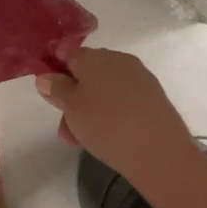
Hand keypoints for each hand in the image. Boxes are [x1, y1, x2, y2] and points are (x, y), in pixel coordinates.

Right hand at [36, 48, 201, 183]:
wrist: (160, 152)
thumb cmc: (107, 125)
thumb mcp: (71, 108)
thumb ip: (56, 89)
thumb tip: (45, 76)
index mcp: (93, 56)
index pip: (67, 55)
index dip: (56, 73)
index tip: (52, 97)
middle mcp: (117, 59)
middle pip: (87, 74)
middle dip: (73, 99)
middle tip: (67, 129)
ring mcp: (139, 77)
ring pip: (105, 90)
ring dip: (91, 110)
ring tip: (86, 141)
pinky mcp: (154, 97)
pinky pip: (124, 100)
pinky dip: (113, 114)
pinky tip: (112, 138)